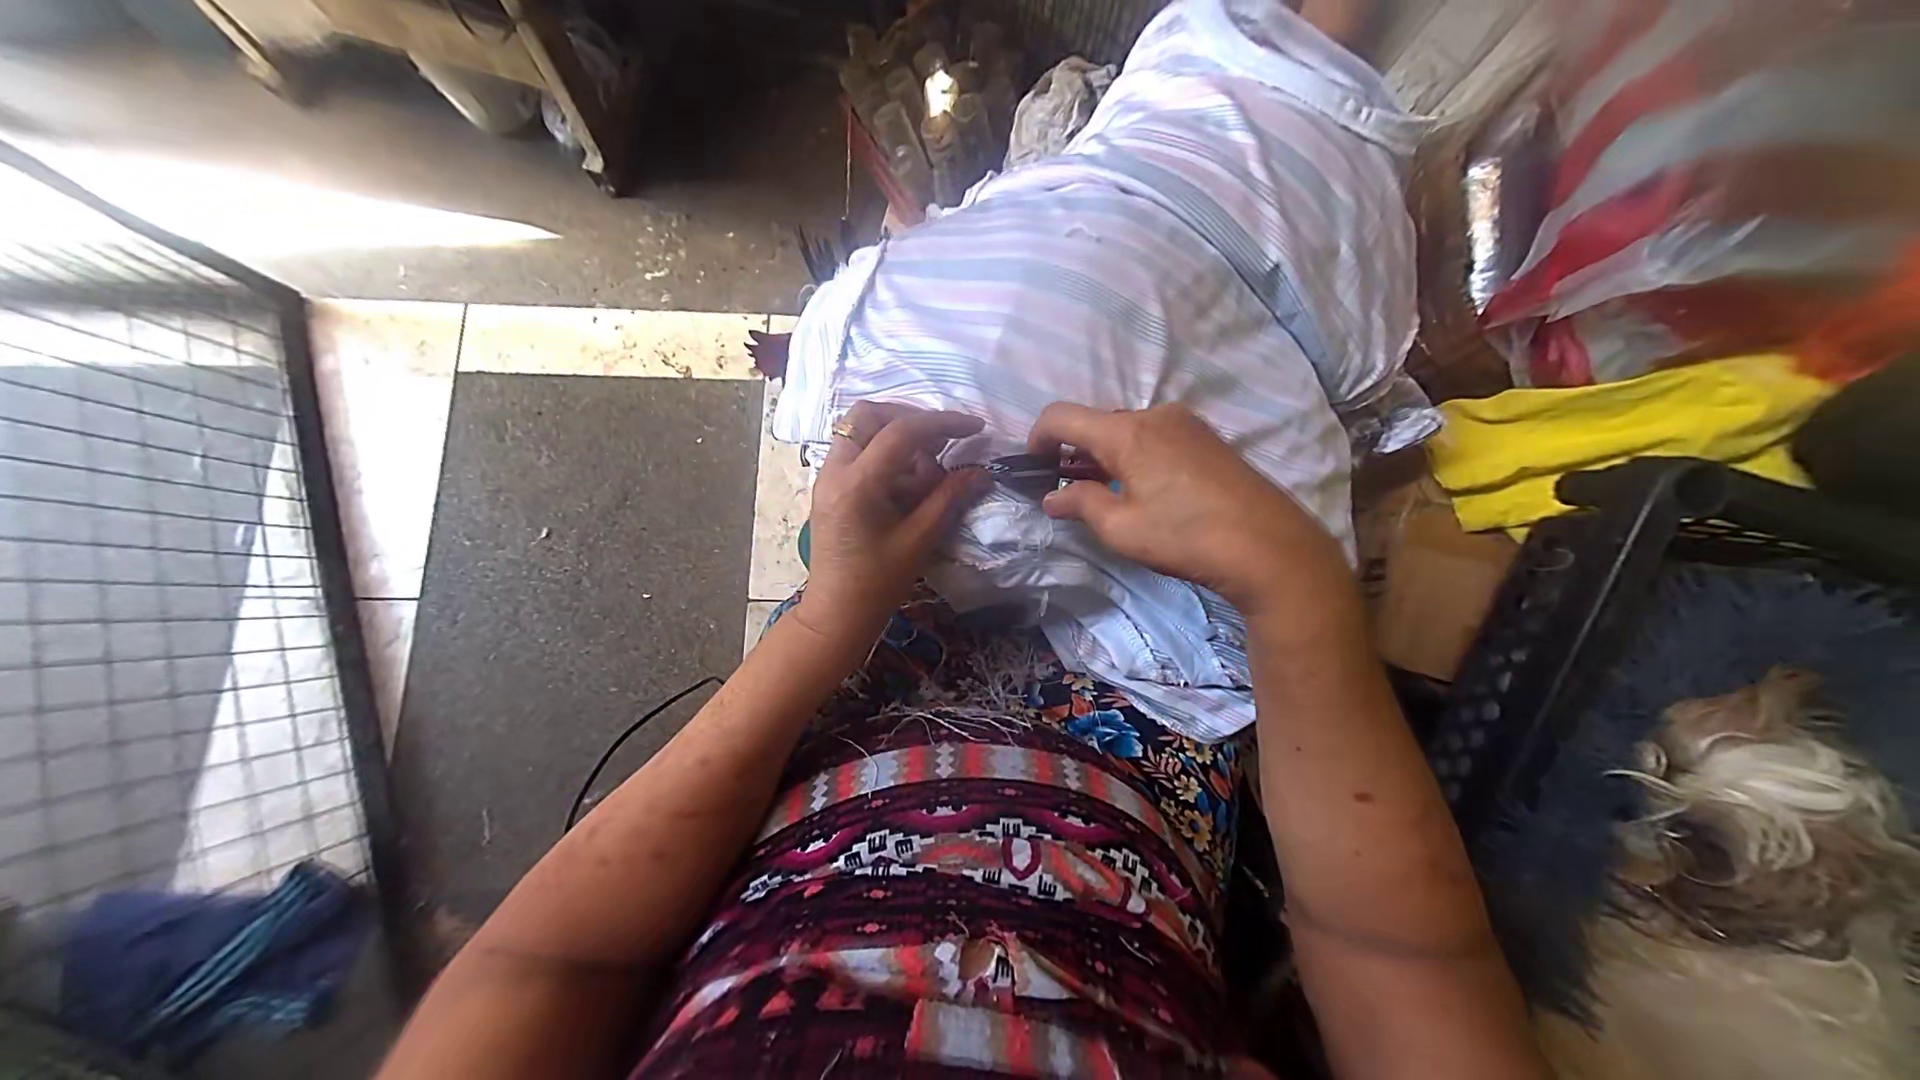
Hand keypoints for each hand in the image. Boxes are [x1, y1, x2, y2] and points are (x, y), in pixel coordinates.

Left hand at [801, 401, 991, 639]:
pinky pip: (856, 453)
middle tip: (940, 443)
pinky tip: (906, 487)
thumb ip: (949, 497)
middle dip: (910, 419)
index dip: (943, 422)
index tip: (974, 427)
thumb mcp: (920, 539)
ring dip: (897, 440)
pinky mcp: (829, 488)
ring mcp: (827, 478)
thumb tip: (981, 471)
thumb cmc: (878, 583)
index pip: (902, 431)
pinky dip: (884, 456)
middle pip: (868, 414)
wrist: (837, 613)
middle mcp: (835, 471)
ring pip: (860, 431)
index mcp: (857, 484)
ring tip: (925, 477)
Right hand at [1027, 403, 1355, 619]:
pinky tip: (1144, 489)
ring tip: (1105, 493)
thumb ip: (1080, 504)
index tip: (1033, 467)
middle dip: (1073, 451)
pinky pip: (1155, 436)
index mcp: (1126, 432)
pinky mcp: (1207, 438)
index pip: (1061, 416)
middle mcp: (1155, 414)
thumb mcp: (1121, 528)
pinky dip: (1135, 455)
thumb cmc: (1185, 537)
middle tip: (1068, 490)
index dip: (1037, 437)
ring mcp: (1186, 423)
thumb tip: (1053, 497)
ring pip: (1127, 429)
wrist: (1270, 547)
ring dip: (1105, 455)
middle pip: (1096, 422)